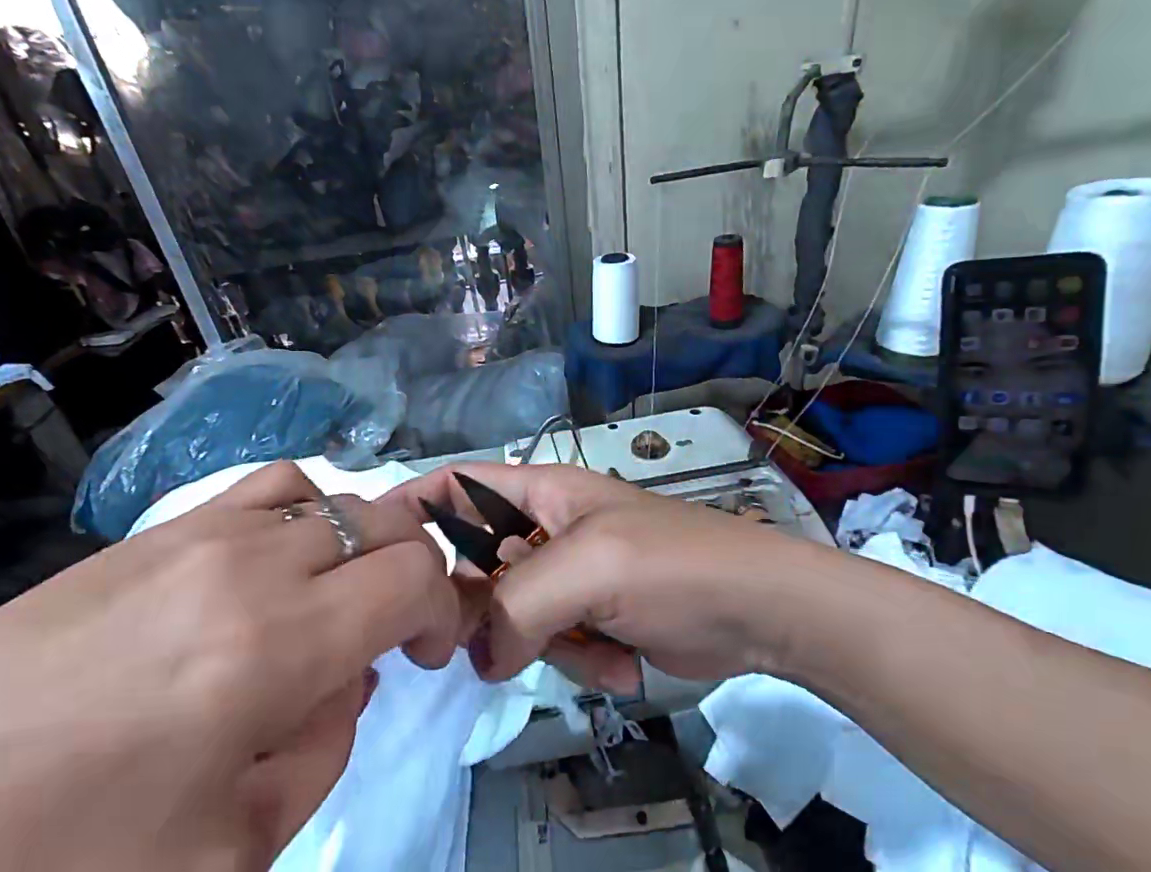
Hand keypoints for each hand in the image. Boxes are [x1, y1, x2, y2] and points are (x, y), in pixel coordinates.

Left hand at [0, 462, 462, 871]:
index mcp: (278, 640)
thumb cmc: (73, 851)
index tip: (424, 655)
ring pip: (314, 490)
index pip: (411, 572)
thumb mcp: (231, 845)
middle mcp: (247, 558)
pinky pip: (251, 491)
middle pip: (372, 520)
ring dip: (345, 535)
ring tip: (324, 597)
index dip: (440, 607)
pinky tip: (263, 570)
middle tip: (380, 635)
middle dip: (402, 570)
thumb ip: (318, 745)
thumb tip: (347, 674)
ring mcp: (194, 528)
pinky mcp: (152, 527)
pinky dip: (289, 514)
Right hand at [374, 462, 829, 693]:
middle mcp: (540, 530)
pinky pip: (547, 643)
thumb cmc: (673, 565)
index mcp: (535, 492)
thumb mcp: (586, 568)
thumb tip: (478, 656)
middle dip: (481, 606)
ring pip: (508, 614)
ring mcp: (564, 577)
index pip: (455, 484)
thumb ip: (516, 606)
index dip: (414, 503)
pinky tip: (621, 667)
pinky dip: (578, 661)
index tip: (379, 544)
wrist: (771, 616)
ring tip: (595, 653)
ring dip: (543, 643)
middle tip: (483, 643)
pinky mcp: (588, 619)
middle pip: (474, 564)